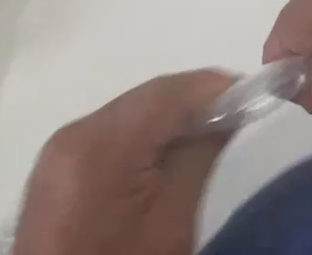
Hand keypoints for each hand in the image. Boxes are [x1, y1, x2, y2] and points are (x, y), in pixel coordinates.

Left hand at [14, 70, 236, 254]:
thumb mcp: (174, 224)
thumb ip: (202, 154)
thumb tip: (228, 112)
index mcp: (99, 146)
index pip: (168, 91)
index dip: (215, 87)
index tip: (254, 95)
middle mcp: (74, 134)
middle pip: (148, 98)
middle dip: (195, 101)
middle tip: (239, 116)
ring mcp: (59, 151)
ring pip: (132, 111)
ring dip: (173, 116)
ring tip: (211, 134)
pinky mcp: (58, 169)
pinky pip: (114, 132)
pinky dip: (147, 135)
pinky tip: (171, 155)